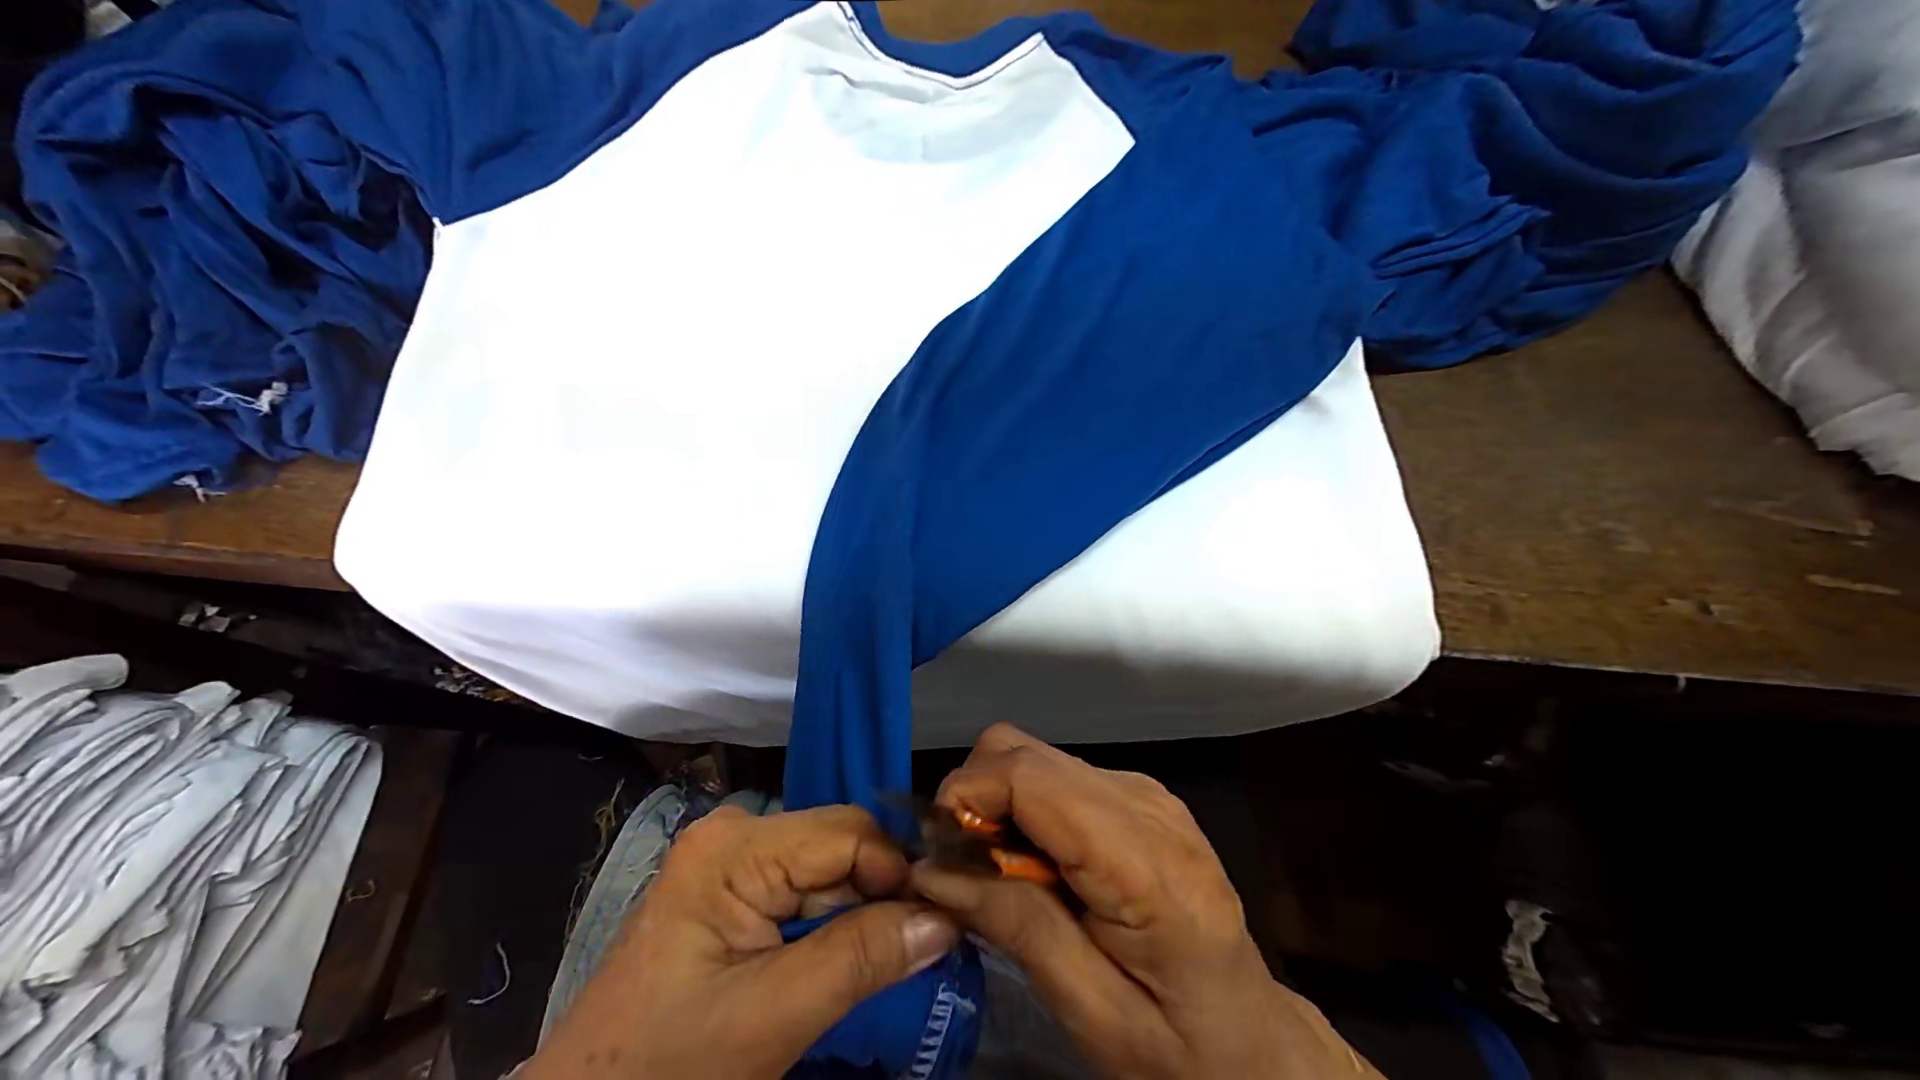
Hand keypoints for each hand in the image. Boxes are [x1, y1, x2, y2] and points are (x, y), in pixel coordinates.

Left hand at [523, 804, 959, 1079]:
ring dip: (864, 905)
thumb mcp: (773, 1017)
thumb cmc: (670, 1067)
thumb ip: (861, 958)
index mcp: (735, 847)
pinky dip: (835, 916)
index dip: (899, 871)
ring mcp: (730, 860)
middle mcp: (734, 833)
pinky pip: (803, 887)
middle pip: (838, 843)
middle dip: (884, 888)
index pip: (847, 832)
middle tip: (931, 938)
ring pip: (826, 866)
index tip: (945, 917)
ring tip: (902, 947)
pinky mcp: (731, 889)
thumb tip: (947, 917)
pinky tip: (855, 949)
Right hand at [910, 724, 1381, 1079]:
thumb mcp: (1092, 1013)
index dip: (967, 795)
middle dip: (975, 798)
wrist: (1252, 1037)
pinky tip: (1034, 864)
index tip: (937, 852)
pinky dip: (1025, 808)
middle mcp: (1145, 803)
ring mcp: (1145, 791)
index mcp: (1144, 862)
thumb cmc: (1178, 1047)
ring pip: (1033, 755)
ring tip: (997, 874)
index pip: (1030, 777)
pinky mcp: (1138, 795)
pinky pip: (1056, 774)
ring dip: (997, 804)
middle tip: (962, 869)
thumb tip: (932, 870)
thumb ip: (1016, 926)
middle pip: (1024, 750)